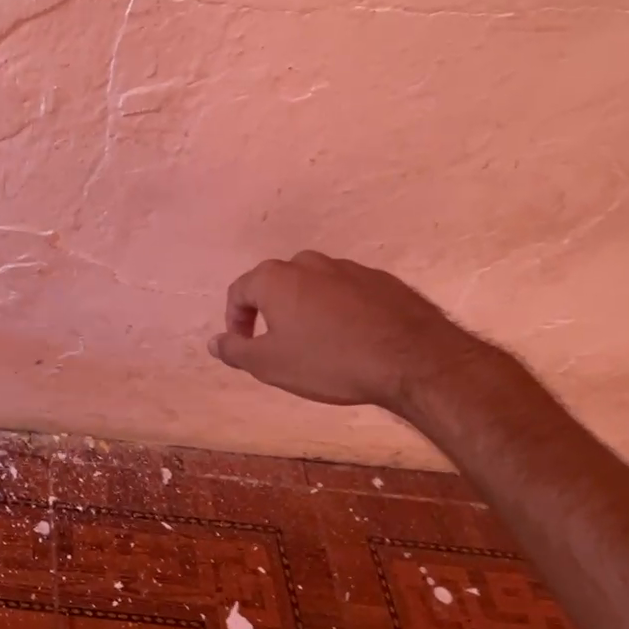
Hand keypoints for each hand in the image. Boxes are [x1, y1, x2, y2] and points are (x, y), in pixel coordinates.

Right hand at [207, 251, 492, 411]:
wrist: (415, 361)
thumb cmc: (329, 361)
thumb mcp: (270, 365)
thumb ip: (236, 351)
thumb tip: (214, 342)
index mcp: (274, 278)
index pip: (239, 292)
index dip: (236, 321)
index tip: (246, 346)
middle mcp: (308, 264)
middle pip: (277, 285)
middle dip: (273, 312)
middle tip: (282, 345)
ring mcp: (349, 269)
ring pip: (315, 287)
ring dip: (310, 310)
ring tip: (322, 344)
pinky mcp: (385, 282)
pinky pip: (350, 294)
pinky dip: (344, 312)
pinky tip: (356, 340)